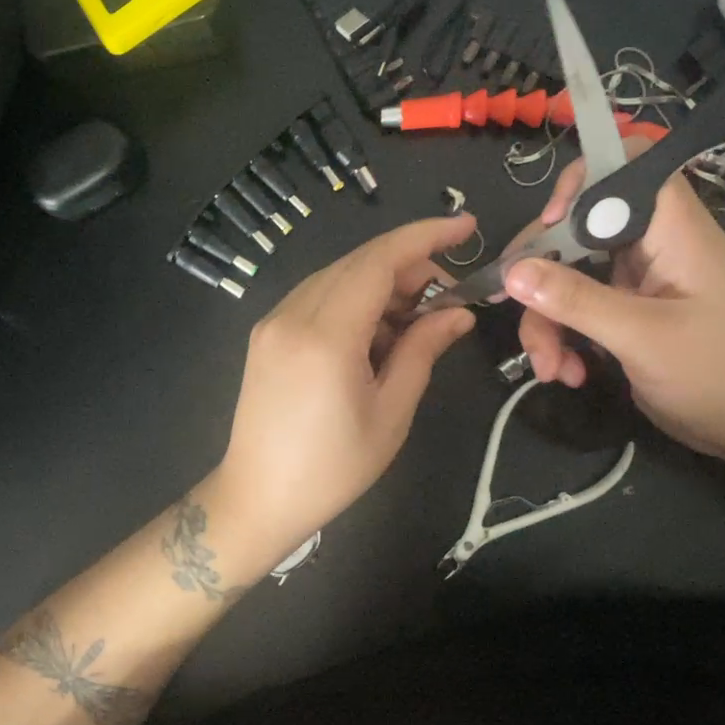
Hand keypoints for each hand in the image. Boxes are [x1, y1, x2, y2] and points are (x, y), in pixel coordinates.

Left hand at [215, 215, 477, 553]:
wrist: (259, 497)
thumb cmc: (332, 468)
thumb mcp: (390, 413)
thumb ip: (423, 351)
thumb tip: (457, 312)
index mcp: (325, 336)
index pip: (378, 261)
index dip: (425, 237)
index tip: (465, 227)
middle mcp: (291, 316)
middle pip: (357, 264)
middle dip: (408, 267)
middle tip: (447, 298)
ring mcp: (272, 323)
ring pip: (335, 278)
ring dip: (380, 287)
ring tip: (414, 326)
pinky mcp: (264, 336)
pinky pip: (315, 299)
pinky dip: (352, 303)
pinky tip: (375, 337)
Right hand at [500, 151, 724, 469]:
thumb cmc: (724, 376)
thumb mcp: (644, 340)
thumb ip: (577, 302)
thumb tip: (512, 271)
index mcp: (675, 232)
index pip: (627, 168)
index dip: (582, 182)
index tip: (548, 227)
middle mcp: (657, 249)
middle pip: (580, 234)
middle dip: (544, 280)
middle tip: (523, 323)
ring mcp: (643, 286)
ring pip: (573, 281)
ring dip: (550, 324)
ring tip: (552, 371)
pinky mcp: (635, 319)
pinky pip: (585, 314)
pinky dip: (569, 341)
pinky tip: (571, 374)